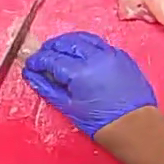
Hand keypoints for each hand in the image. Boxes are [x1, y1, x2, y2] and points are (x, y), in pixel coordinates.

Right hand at [23, 31, 157, 137]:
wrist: (133, 125)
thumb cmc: (98, 122)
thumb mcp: (67, 106)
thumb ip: (47, 87)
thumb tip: (31, 74)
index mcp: (80, 72)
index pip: (52, 58)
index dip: (38, 60)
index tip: (30, 65)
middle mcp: (96, 57)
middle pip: (67, 43)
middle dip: (51, 47)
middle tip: (42, 56)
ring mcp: (111, 53)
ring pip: (83, 38)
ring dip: (68, 42)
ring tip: (59, 51)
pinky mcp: (121, 55)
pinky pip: (98, 43)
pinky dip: (85, 45)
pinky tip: (80, 54)